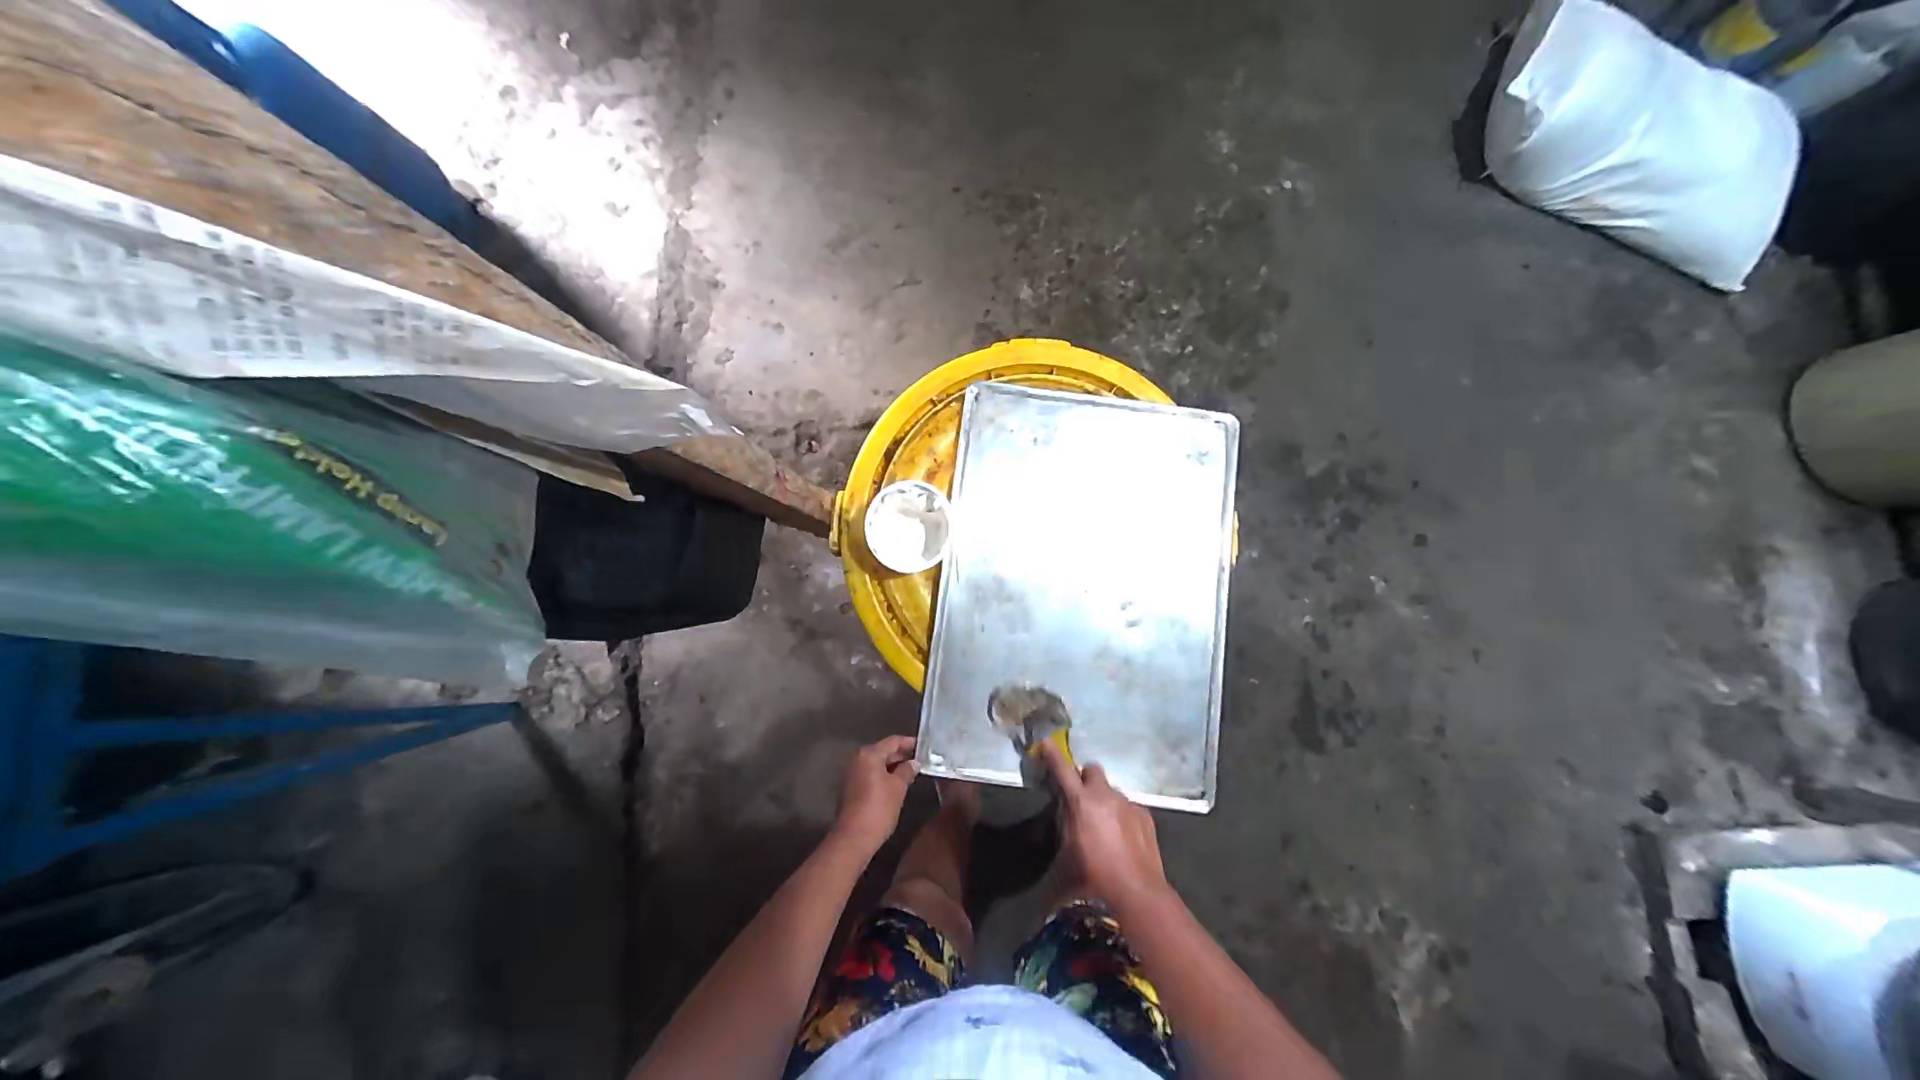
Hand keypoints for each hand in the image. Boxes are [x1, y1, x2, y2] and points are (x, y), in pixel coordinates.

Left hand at [833, 735, 918, 850]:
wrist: (854, 837)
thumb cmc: (879, 808)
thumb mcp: (898, 787)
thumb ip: (907, 771)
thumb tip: (914, 763)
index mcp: (869, 754)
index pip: (893, 741)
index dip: (909, 743)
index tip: (924, 746)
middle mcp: (858, 760)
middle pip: (884, 751)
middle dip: (902, 755)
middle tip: (921, 760)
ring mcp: (853, 774)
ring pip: (877, 764)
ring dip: (894, 766)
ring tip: (913, 771)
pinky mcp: (852, 788)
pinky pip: (872, 774)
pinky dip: (885, 775)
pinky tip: (898, 783)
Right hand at [1040, 742, 1170, 911]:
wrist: (1137, 892)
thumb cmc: (1093, 876)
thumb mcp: (1067, 852)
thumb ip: (1065, 824)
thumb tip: (1065, 813)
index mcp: (1082, 802)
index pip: (1063, 770)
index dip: (1053, 755)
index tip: (1047, 743)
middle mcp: (1106, 795)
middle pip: (1093, 770)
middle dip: (1085, 779)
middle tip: (1082, 799)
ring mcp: (1128, 803)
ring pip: (1111, 790)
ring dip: (1105, 801)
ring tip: (1106, 828)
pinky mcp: (1145, 815)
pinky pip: (1128, 806)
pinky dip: (1122, 815)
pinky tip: (1123, 838)